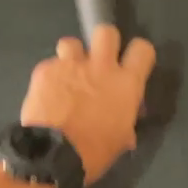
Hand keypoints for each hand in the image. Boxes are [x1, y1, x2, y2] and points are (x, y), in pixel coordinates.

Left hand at [20, 26, 155, 184]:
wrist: (54, 155)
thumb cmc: (94, 153)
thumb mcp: (120, 139)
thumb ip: (124, 120)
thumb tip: (126, 125)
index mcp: (126, 84)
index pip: (142, 49)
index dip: (136, 54)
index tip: (129, 63)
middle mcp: (101, 66)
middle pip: (106, 31)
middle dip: (102, 42)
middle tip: (96, 60)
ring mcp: (70, 65)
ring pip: (71, 42)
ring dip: (70, 56)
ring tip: (65, 74)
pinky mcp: (45, 70)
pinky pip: (48, 65)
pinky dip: (48, 77)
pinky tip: (45, 92)